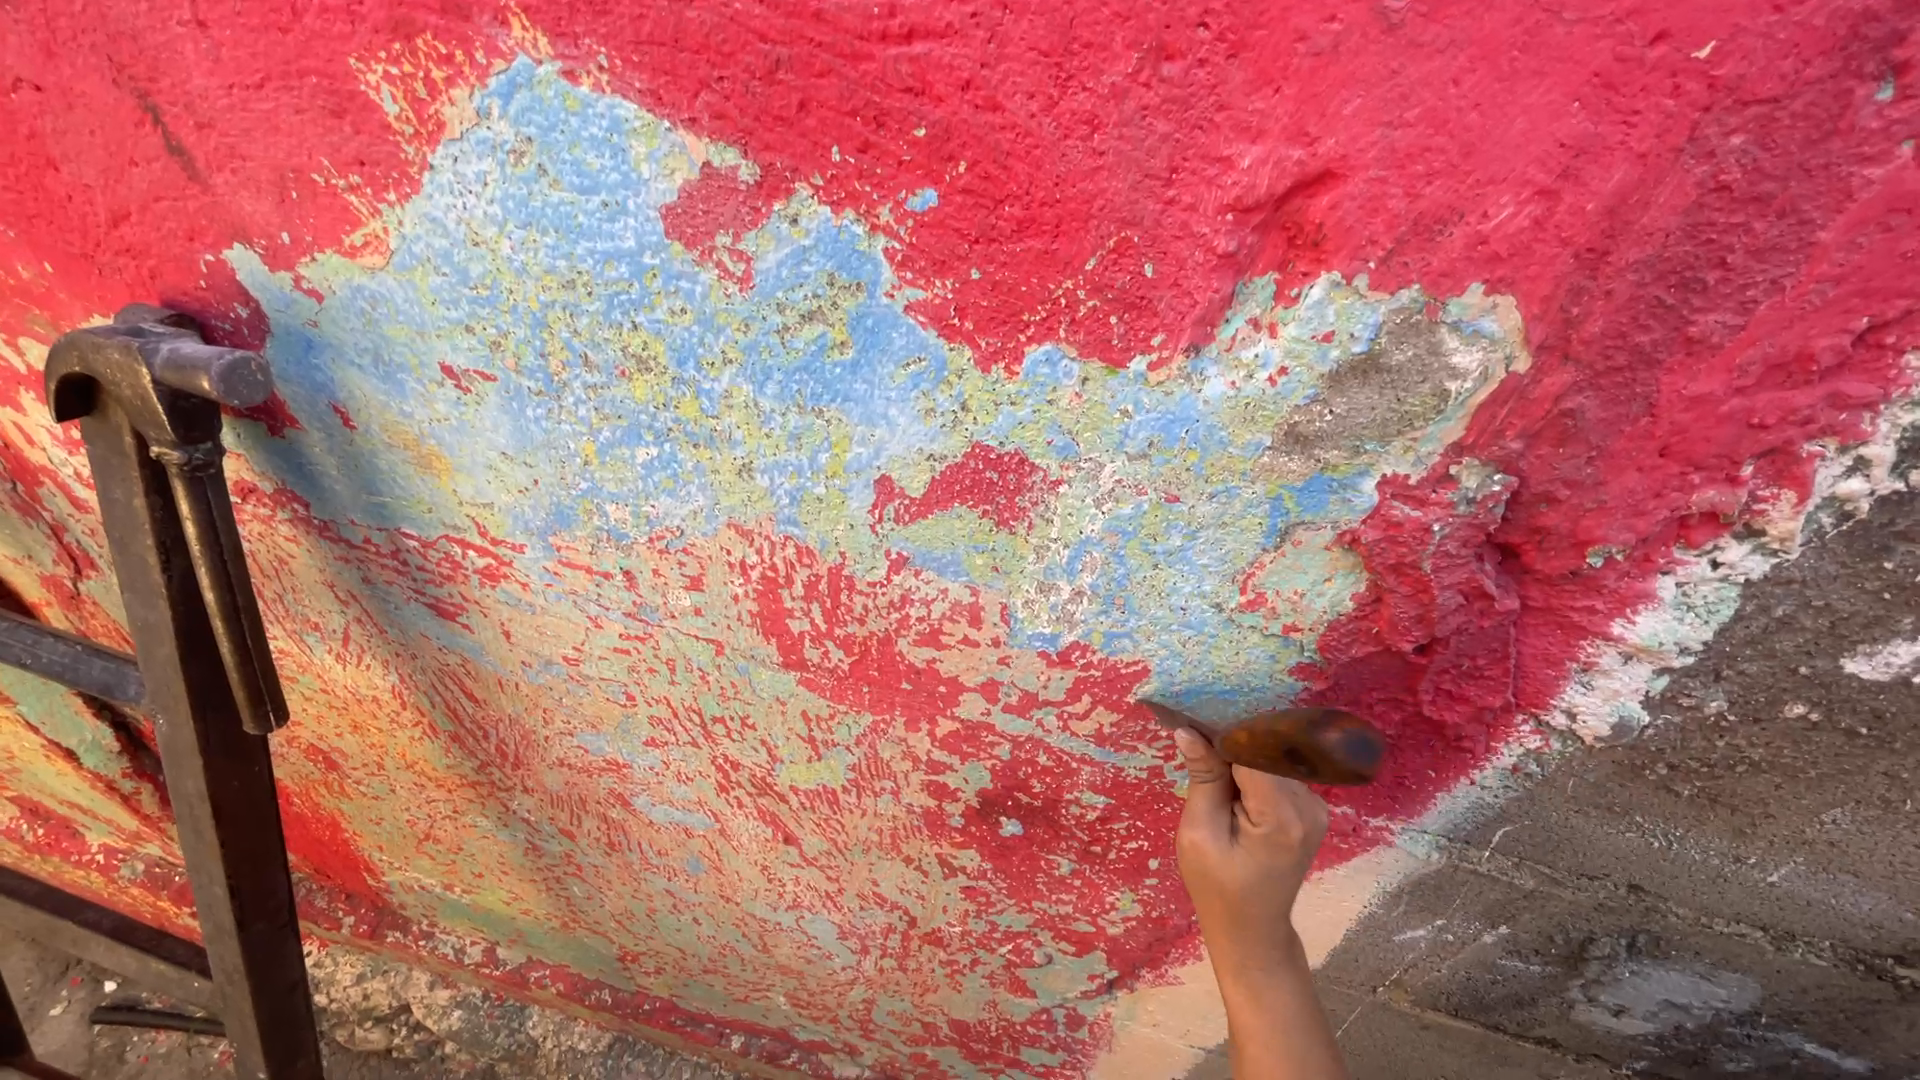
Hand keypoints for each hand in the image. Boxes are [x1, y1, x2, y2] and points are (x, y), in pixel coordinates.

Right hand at [1172, 726, 1329, 984]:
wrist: (1252, 928)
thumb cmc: (1217, 886)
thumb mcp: (1198, 833)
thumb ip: (1203, 778)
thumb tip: (1189, 729)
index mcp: (1282, 816)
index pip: (1256, 751)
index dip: (1224, 734)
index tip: (1194, 723)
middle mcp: (1309, 805)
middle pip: (1266, 751)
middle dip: (1231, 743)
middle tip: (1196, 742)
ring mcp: (1315, 806)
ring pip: (1272, 757)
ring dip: (1241, 756)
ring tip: (1211, 769)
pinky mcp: (1311, 808)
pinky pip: (1278, 771)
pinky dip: (1252, 769)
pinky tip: (1231, 783)